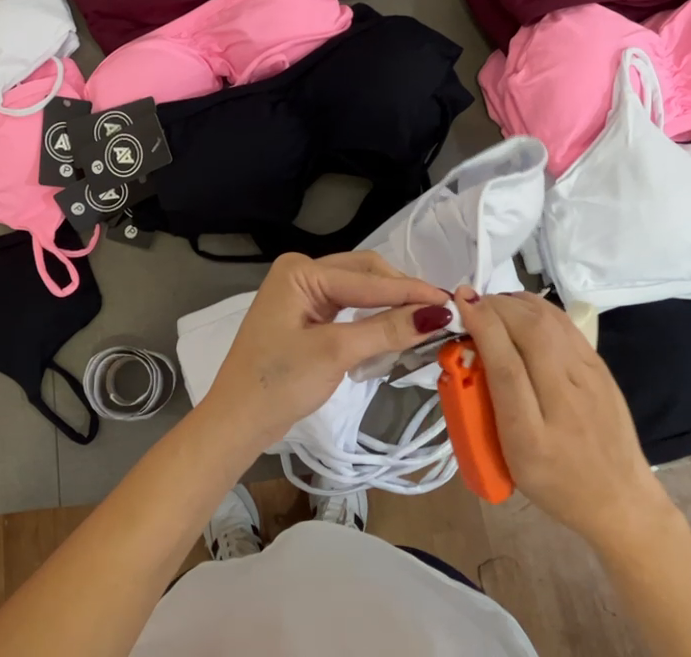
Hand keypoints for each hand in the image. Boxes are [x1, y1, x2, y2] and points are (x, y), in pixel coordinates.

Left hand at [200, 251, 450, 447]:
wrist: (238, 420)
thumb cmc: (279, 382)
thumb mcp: (336, 353)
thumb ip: (386, 330)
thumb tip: (438, 313)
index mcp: (299, 271)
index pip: (367, 278)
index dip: (411, 291)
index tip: (452, 303)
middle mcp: (300, 274)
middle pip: (366, 276)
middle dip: (401, 295)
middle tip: (441, 316)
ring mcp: (302, 296)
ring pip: (360, 294)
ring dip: (389, 309)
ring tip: (424, 325)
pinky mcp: (307, 319)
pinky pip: (349, 312)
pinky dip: (371, 323)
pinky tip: (393, 335)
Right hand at [456, 288, 675, 548]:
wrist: (621, 502)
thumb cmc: (553, 484)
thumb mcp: (509, 458)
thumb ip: (487, 406)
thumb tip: (468, 351)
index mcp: (533, 436)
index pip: (505, 366)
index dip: (482, 327)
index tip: (461, 303)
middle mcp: (566, 404)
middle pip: (531, 334)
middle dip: (496, 307)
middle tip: (471, 302)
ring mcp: (592, 382)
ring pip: (551, 323)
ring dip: (516, 303)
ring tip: (492, 304)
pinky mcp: (603, 370)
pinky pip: (566, 326)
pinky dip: (538, 308)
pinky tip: (521, 310)